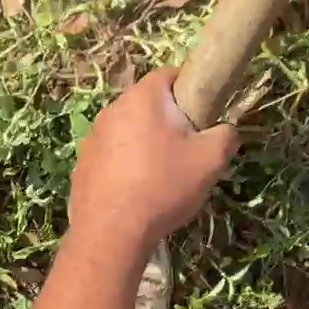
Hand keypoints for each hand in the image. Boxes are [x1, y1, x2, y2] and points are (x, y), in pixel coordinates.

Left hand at [69, 68, 238, 250]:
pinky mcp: (82, 165)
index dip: (192, 89)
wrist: (110, 233)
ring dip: (146, 145)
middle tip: (187, 149)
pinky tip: (137, 191)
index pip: (170, 74)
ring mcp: (91, 139)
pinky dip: (126, 166)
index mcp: (141, 97)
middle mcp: (111, 111)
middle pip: (148, 106)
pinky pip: (112, 156)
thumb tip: (224, 130)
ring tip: (162, 176)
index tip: (204, 114)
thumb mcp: (211, 159)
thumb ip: (225, 134)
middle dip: (169, 121)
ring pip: (129, 132)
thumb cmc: (162, 187)